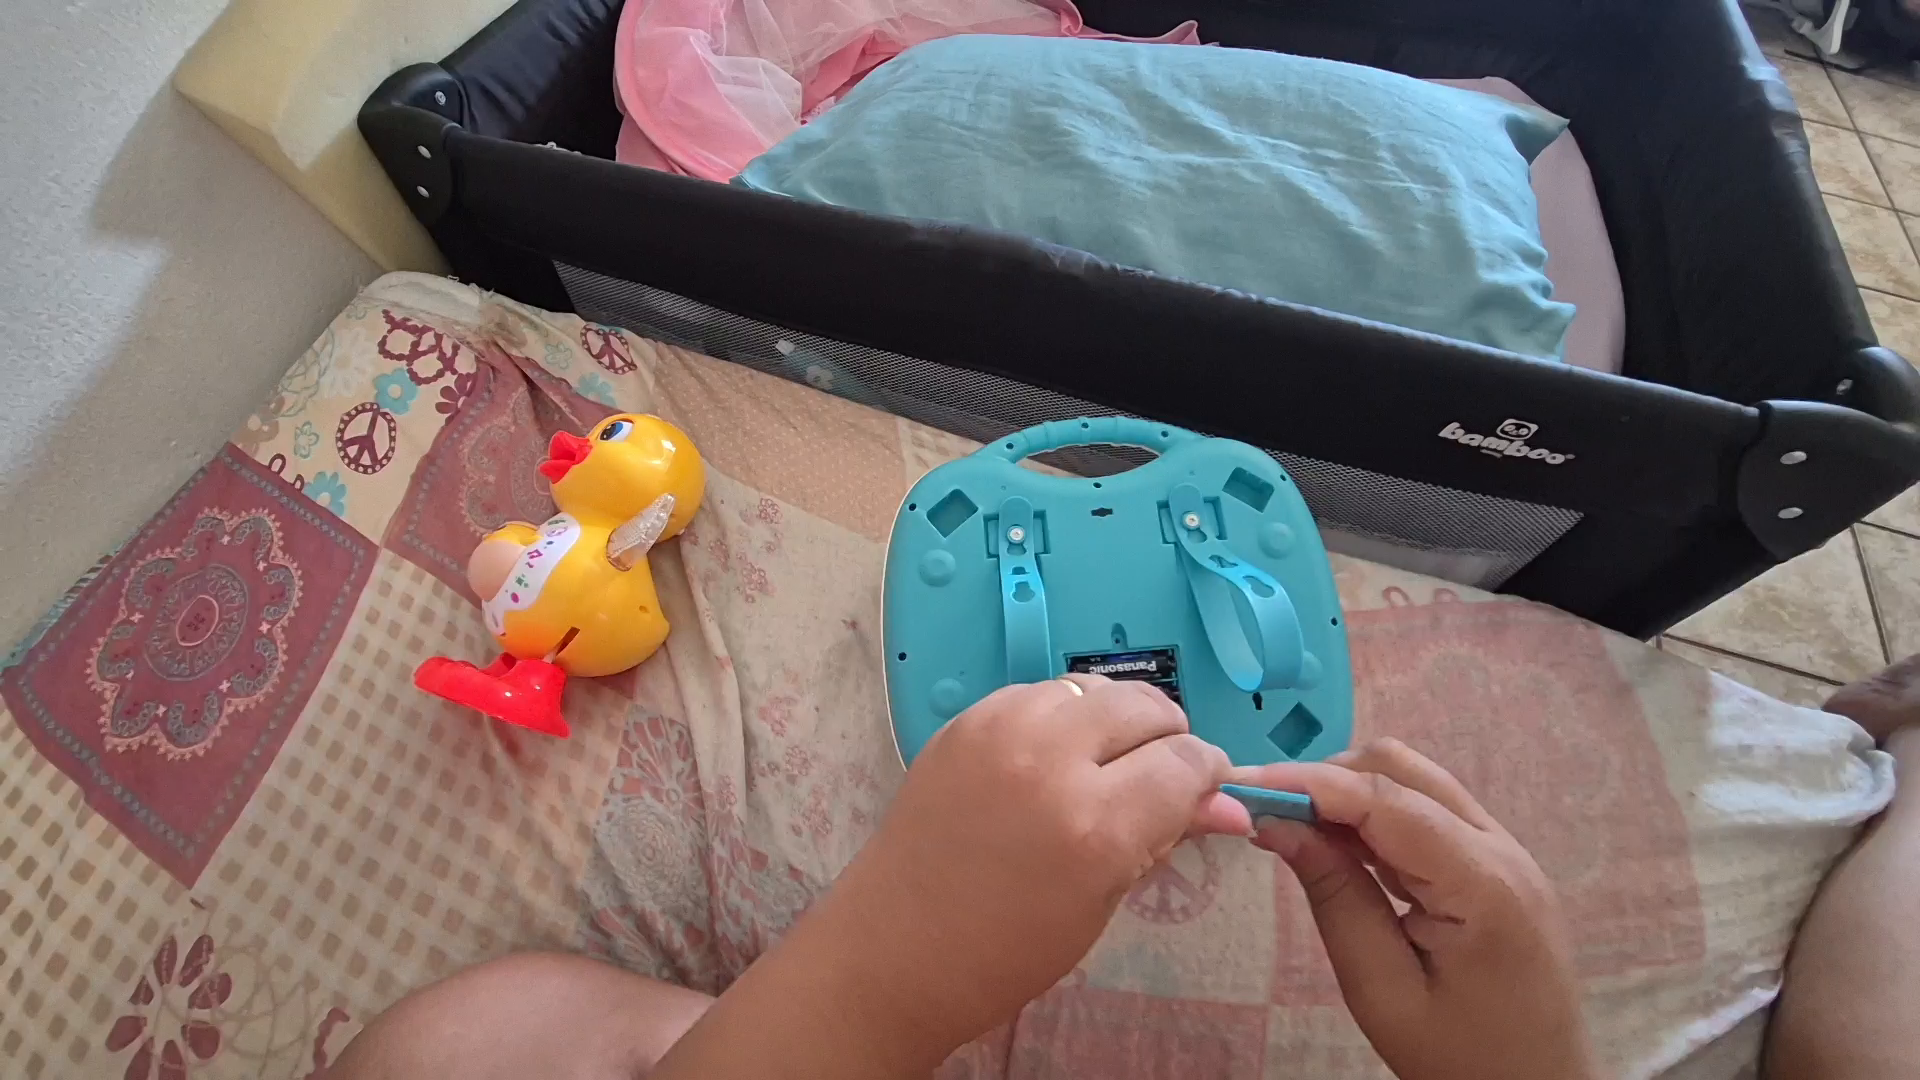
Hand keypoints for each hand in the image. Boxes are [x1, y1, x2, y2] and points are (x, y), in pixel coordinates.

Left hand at [815, 675, 1248, 1062]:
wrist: (898, 940)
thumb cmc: (1009, 947)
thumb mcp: (1100, 900)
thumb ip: (1165, 836)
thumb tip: (1230, 806)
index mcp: (1094, 823)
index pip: (1184, 762)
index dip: (1207, 770)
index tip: (1206, 783)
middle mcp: (1049, 757)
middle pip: (1142, 704)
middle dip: (1166, 732)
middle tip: (1158, 767)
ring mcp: (1000, 727)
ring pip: (1090, 685)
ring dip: (1111, 716)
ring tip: (1102, 757)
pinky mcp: (966, 717)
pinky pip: (1037, 691)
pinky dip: (1060, 712)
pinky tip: (1051, 749)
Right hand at [1236, 739, 1599, 1079]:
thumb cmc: (1460, 1061)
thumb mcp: (1380, 989)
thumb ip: (1332, 895)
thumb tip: (1273, 822)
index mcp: (1483, 885)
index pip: (1385, 799)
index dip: (1310, 782)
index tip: (1244, 786)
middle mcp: (1501, 849)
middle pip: (1398, 768)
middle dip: (1326, 777)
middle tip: (1271, 811)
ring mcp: (1501, 849)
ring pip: (1407, 776)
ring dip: (1346, 789)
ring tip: (1298, 826)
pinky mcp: (1489, 859)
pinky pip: (1419, 804)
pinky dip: (1367, 809)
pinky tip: (1337, 842)